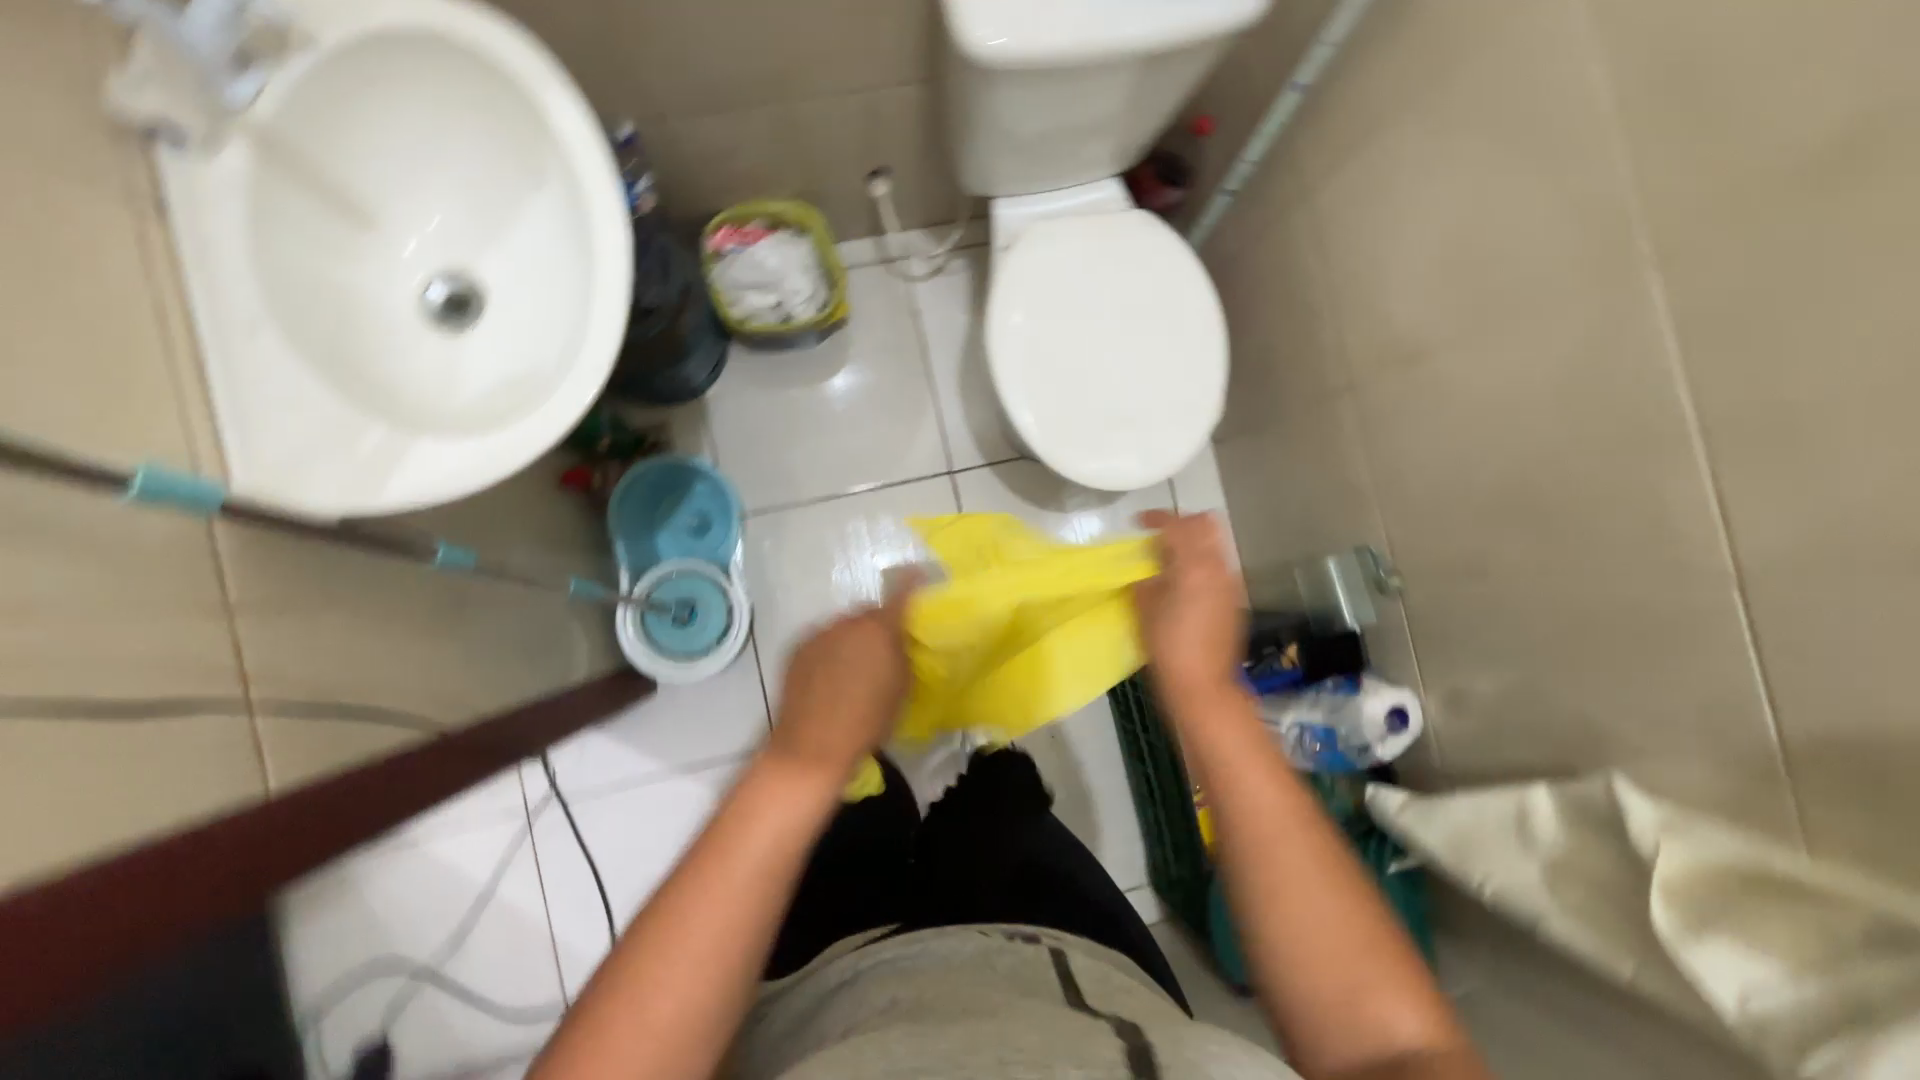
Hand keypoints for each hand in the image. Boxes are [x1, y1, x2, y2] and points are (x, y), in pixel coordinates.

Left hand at [767, 572, 922, 783]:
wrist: (812, 744)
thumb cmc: (868, 720)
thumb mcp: (901, 687)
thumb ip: (902, 653)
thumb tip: (898, 639)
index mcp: (879, 629)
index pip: (900, 593)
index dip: (911, 583)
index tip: (917, 575)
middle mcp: (847, 622)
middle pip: (867, 614)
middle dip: (876, 626)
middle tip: (882, 653)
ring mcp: (818, 633)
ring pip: (842, 628)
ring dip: (850, 639)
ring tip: (852, 670)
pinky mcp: (796, 649)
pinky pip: (821, 641)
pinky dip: (829, 651)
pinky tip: (829, 678)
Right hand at [1133, 510, 1246, 704]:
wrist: (1203, 685)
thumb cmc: (1168, 646)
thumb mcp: (1145, 609)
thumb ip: (1145, 580)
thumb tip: (1145, 571)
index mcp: (1194, 565)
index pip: (1176, 525)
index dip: (1156, 518)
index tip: (1139, 522)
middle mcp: (1218, 567)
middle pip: (1206, 525)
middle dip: (1182, 524)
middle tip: (1159, 535)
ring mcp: (1231, 583)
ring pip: (1215, 546)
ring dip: (1194, 544)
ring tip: (1170, 561)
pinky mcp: (1235, 600)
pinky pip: (1219, 568)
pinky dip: (1202, 564)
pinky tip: (1184, 585)